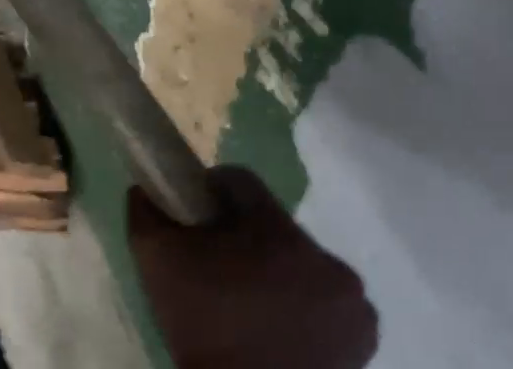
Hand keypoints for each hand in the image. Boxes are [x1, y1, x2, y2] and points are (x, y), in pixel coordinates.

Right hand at [128, 167, 377, 368]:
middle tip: (213, 259)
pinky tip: (275, 319)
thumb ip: (146, 207)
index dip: (209, 186)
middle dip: (244, 232)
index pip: (241, 180)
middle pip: (274, 223)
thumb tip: (147, 188)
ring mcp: (354, 301)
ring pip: (303, 259)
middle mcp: (327, 259)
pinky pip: (328, 296)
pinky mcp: (366, 333)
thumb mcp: (151, 253)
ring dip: (276, 266)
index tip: (192, 211)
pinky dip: (303, 299)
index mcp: (277, 233)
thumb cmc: (198, 317)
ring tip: (245, 294)